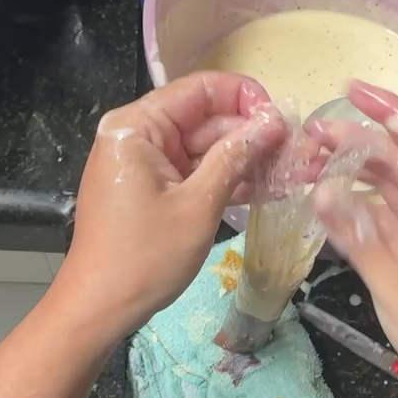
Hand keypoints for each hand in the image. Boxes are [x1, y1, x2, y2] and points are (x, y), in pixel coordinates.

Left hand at [55, 72, 285, 339]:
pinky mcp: (150, 192)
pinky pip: (192, 176)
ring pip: (203, 151)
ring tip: (290, 174)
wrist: (100, 308)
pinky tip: (265, 190)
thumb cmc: (145, 258)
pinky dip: (223, 183)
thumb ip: (235, 158)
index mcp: (138, 127)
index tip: (282, 122)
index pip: (201, 89)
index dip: (246, 99)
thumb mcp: (198, 206)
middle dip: (251, 136)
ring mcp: (143, 166)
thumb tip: (273, 122)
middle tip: (297, 154)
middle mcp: (137, 136)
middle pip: (204, 120)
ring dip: (244, 163)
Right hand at [309, 81, 397, 390]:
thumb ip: (354, 231)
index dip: (387, 110)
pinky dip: (361, 209)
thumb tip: (318, 191)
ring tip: (314, 159)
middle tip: (315, 131)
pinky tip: (330, 198)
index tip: (352, 90)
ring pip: (393, 188)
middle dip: (360, 143)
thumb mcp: (392, 275)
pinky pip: (389, 217)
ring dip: (357, 175)